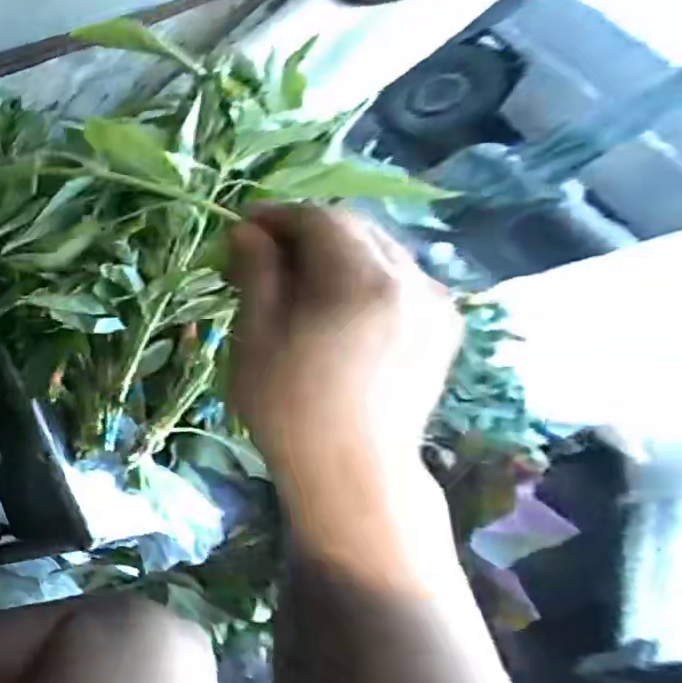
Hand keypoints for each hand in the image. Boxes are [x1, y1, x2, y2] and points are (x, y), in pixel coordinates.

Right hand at [226, 206, 461, 480]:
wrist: (351, 466)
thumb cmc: (286, 402)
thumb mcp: (256, 334)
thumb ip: (257, 274)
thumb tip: (246, 231)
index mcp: (364, 282)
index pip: (321, 220)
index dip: (276, 216)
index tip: (238, 225)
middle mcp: (414, 282)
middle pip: (357, 230)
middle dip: (304, 230)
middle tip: (256, 250)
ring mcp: (437, 305)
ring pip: (380, 252)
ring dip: (332, 251)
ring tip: (289, 277)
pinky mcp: (443, 327)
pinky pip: (398, 279)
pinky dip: (358, 274)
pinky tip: (327, 300)